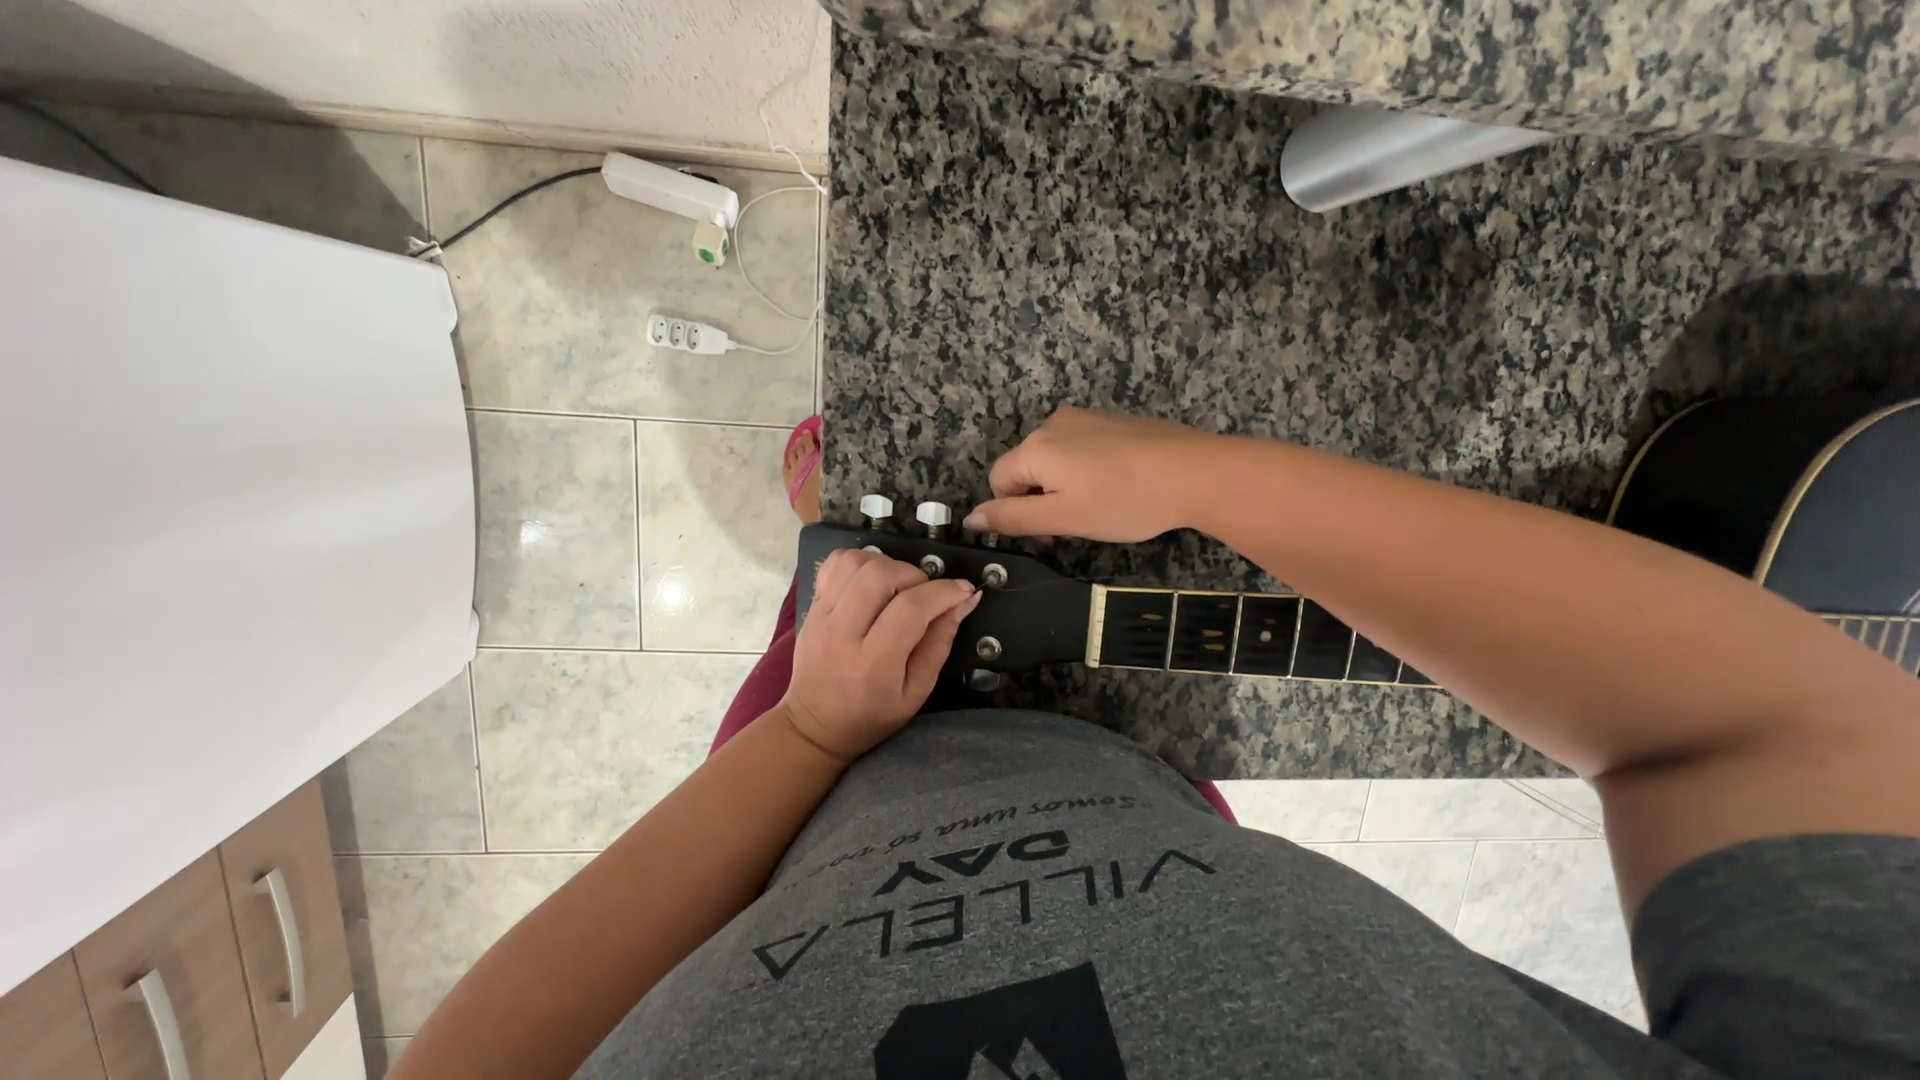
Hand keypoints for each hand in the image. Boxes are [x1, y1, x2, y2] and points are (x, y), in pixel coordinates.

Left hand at [780, 548, 981, 760]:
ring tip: (899, 587)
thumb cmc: (872, 715)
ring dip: (887, 565)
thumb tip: (965, 600)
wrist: (815, 724)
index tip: (963, 591)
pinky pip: (834, 563)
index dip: (943, 592)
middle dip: (914, 575)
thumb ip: (940, 643)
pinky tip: (872, 581)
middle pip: (880, 575)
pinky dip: (860, 561)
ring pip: (856, 563)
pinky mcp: (811, 606)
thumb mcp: (917, 691)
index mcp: (873, 664)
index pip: (910, 609)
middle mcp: (842, 634)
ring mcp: (821, 616)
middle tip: (924, 595)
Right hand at [963, 406, 1219, 541]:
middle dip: (1040, 499)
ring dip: (1064, 486)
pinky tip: (1119, 487)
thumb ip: (1013, 518)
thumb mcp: (1063, 518)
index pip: (999, 480)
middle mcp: (1054, 424)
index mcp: (1036, 448)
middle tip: (1076, 525)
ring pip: (1056, 459)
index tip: (1049, 535)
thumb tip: (972, 518)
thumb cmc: (1125, 501)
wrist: (1195, 473)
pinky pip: (1082, 448)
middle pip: (1026, 468)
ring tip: (1101, 507)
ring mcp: (1086, 417)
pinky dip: (1088, 471)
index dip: (1014, 512)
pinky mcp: (1113, 420)